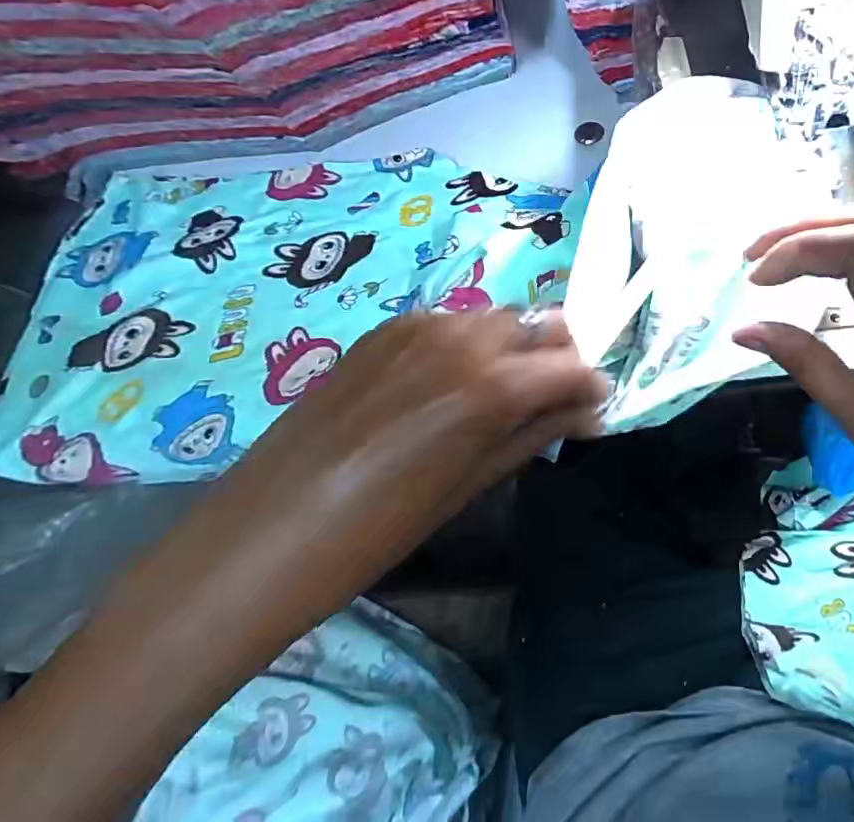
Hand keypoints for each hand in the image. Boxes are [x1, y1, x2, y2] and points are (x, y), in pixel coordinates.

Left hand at [0, 313, 605, 821]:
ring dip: (510, 348)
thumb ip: (533, 434)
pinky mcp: (378, 332)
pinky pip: (444, 324)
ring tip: (497, 396)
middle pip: (534, 324)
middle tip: (549, 402)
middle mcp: (459, 336)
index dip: (589, 387)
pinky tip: (444, 388)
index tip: (591, 411)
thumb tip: (585, 410)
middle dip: (554, 357)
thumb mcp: (470, 485)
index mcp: (491, 383)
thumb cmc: (379, 531)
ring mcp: (414, 327)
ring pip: (489, 318)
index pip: (572, 364)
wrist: (263, 536)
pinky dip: (464, 346)